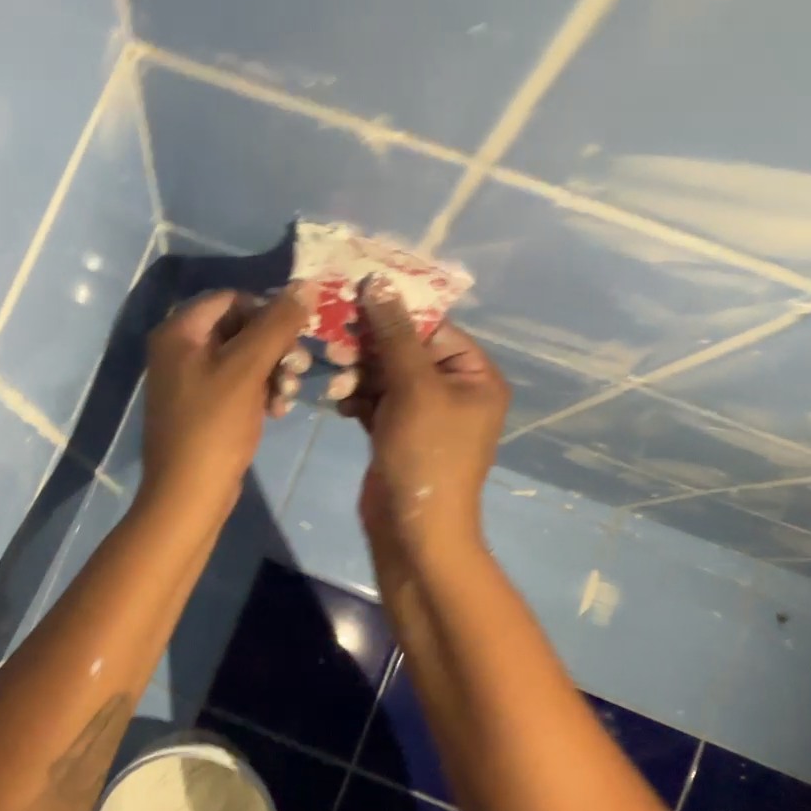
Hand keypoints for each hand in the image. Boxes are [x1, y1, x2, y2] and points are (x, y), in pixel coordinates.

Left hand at [140, 284, 310, 519]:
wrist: (189, 494)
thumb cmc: (214, 426)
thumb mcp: (247, 369)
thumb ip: (276, 324)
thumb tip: (305, 285)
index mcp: (179, 332)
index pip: (232, 298)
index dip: (268, 311)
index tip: (297, 335)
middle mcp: (178, 350)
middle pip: (239, 328)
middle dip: (274, 347)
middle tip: (297, 370)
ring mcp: (188, 381)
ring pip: (242, 359)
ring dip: (272, 372)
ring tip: (286, 397)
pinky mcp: (201, 409)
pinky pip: (236, 386)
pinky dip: (259, 393)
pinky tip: (276, 411)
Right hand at [341, 275, 508, 563]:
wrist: (413, 530)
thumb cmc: (426, 455)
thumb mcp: (414, 388)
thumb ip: (395, 334)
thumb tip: (379, 281)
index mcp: (475, 377)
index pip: (433, 328)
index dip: (394, 314)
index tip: (352, 299)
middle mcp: (453, 391)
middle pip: (406, 349)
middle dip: (370, 347)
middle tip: (335, 343)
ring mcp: (424, 414)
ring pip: (385, 375)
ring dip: (359, 374)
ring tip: (336, 380)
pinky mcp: (397, 433)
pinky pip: (375, 401)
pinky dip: (357, 398)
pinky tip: (340, 403)